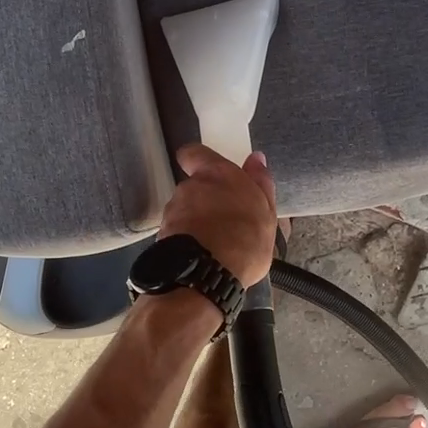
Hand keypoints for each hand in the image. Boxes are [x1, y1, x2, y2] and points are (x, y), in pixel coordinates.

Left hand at [157, 145, 276, 286]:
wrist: (207, 274)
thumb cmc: (245, 237)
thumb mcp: (266, 210)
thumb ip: (260, 182)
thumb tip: (256, 158)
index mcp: (216, 173)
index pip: (194, 153)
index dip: (198, 160)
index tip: (208, 172)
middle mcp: (189, 186)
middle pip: (194, 187)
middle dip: (205, 200)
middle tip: (225, 220)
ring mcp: (173, 211)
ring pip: (185, 211)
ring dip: (196, 222)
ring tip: (215, 244)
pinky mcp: (162, 235)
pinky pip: (177, 233)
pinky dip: (188, 240)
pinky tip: (202, 256)